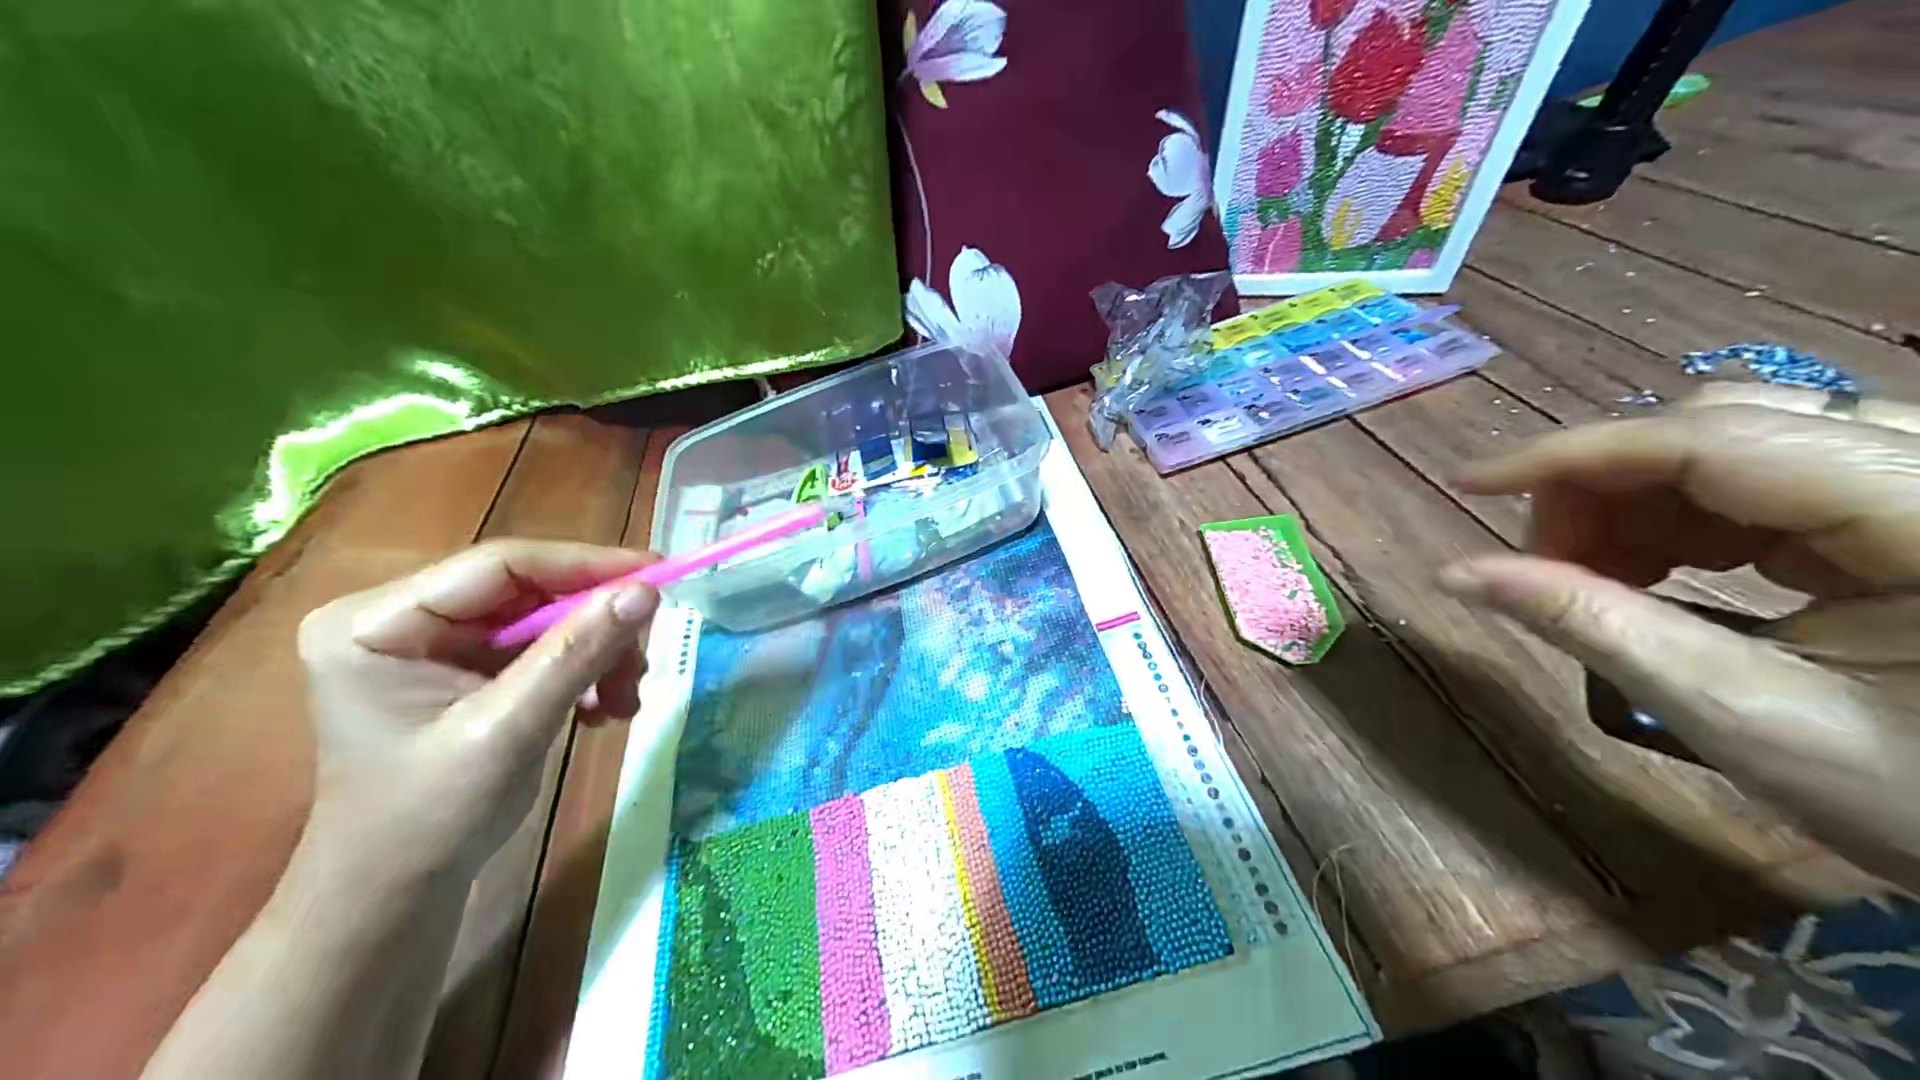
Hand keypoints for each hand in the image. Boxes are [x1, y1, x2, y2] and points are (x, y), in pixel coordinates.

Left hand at [296, 541, 658, 878]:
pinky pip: (547, 646)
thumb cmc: (430, 818)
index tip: (659, 574)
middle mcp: (404, 616)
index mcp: (376, 621)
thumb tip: (647, 591)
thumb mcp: (508, 729)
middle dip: (597, 626)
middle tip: (644, 660)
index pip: (500, 565)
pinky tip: (603, 710)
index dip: (586, 564)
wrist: (398, 893)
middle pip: (531, 590)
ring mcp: (437, 641)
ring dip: (599, 654)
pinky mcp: (469, 666)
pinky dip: (586, 672)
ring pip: (550, 618)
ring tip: (624, 701)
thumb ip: (577, 654)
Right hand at [1438, 384, 1919, 889]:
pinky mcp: (1904, 511)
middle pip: (1720, 425)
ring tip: (1591, 574)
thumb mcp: (1738, 712)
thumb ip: (1590, 626)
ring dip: (1633, 503)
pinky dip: (1678, 521)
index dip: (1574, 454)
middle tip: (1545, 564)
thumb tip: (1455, 575)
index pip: (1713, 438)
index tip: (1469, 483)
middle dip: (1602, 486)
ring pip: (1732, 445)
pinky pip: (1760, 481)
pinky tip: (1652, 572)